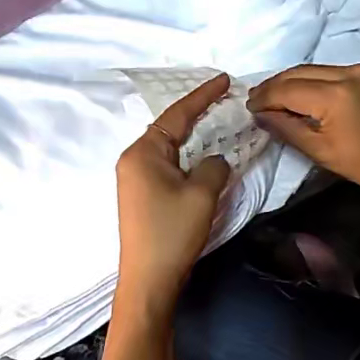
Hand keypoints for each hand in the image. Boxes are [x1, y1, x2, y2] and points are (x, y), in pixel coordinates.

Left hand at [115, 73, 234, 312]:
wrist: (149, 280)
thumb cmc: (172, 232)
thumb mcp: (202, 194)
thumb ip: (214, 165)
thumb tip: (214, 161)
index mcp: (142, 153)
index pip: (177, 114)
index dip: (203, 96)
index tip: (225, 79)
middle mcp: (133, 161)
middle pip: (170, 129)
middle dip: (198, 115)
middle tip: (227, 101)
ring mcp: (134, 180)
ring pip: (170, 150)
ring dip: (194, 139)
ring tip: (220, 126)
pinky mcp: (141, 197)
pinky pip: (168, 167)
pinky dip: (188, 160)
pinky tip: (204, 160)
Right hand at [248, 63, 359, 211]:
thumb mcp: (322, 153)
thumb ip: (288, 129)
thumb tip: (261, 114)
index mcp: (334, 95)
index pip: (286, 89)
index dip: (263, 97)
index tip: (247, 108)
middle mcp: (347, 73)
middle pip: (297, 73)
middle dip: (273, 86)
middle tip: (254, 102)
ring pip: (312, 69)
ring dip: (290, 82)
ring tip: (272, 100)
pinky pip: (330, 72)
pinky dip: (310, 82)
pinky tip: (300, 96)